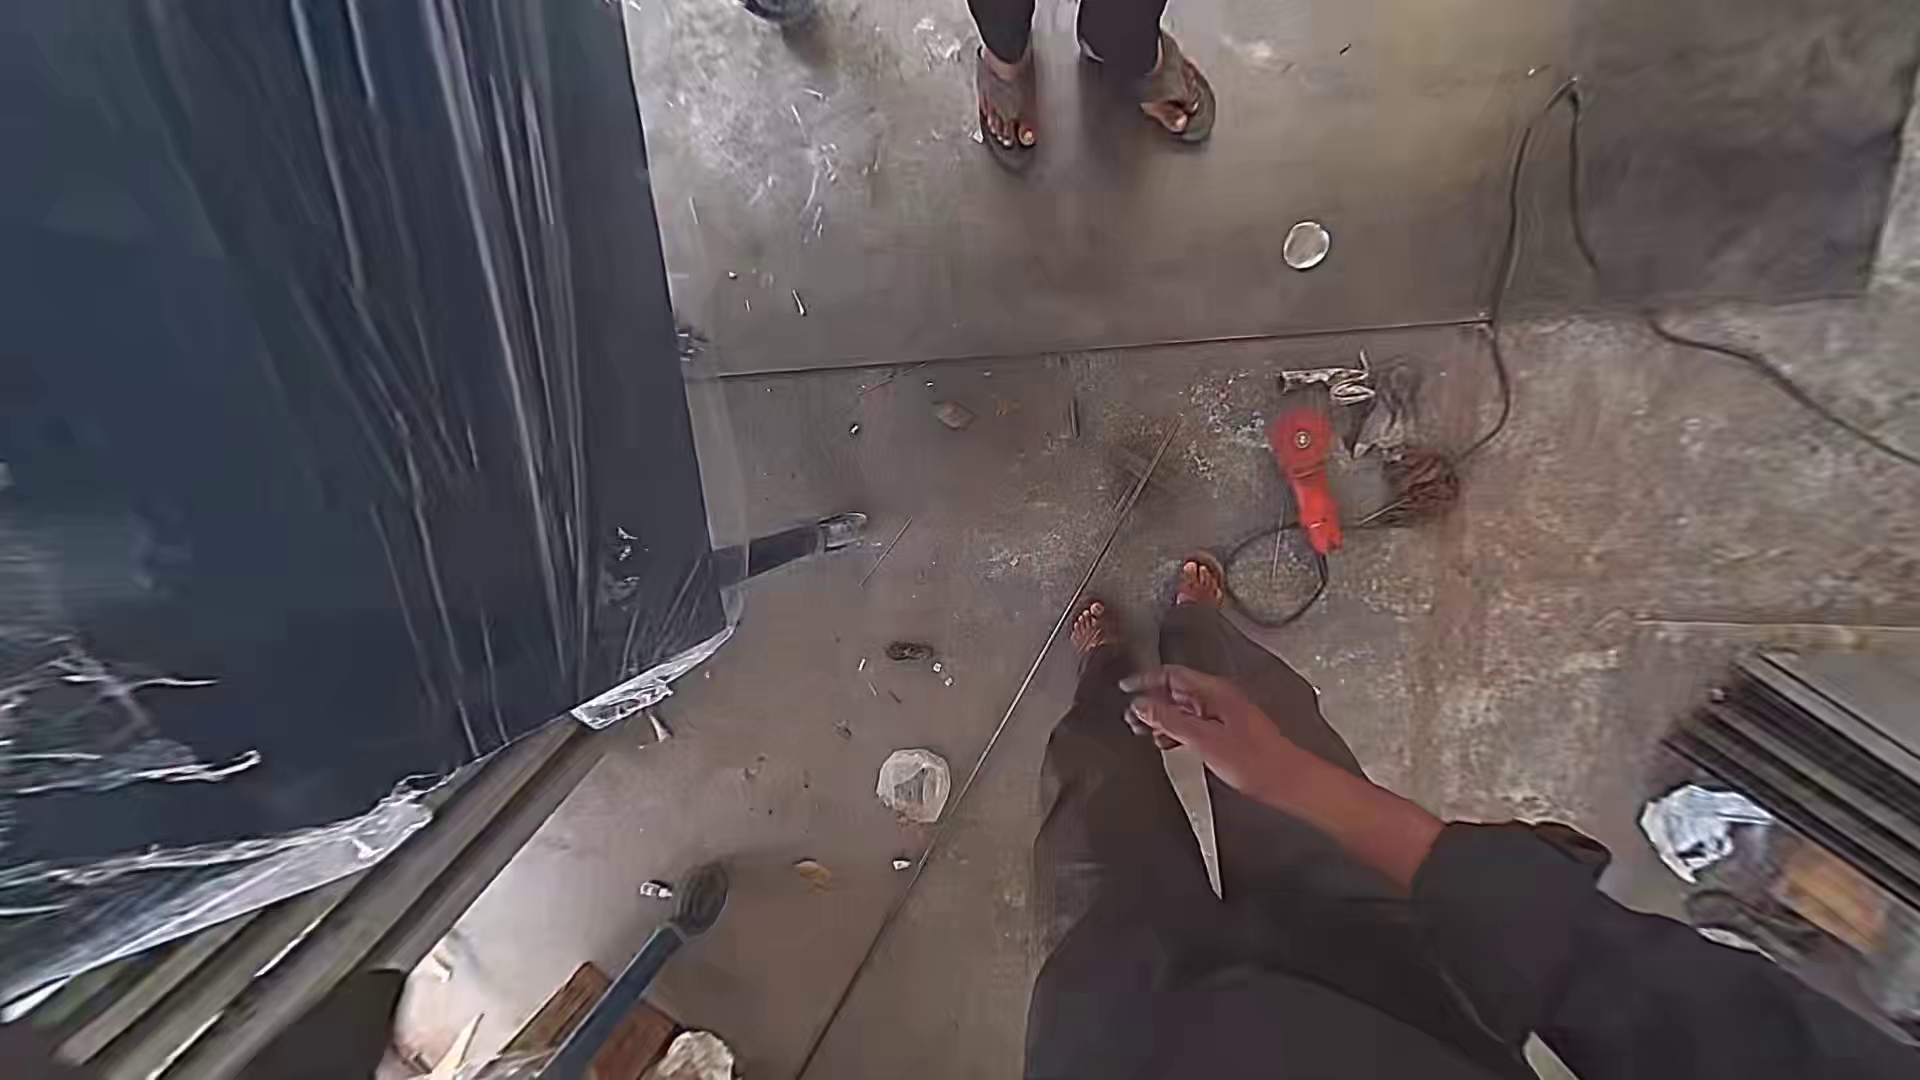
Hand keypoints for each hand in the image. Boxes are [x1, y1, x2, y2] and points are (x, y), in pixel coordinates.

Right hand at [1121, 665, 1303, 802]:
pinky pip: (1191, 723)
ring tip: (1142, 731)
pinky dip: (1175, 730)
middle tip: (1131, 716)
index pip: (1172, 674)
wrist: (1290, 783)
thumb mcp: (1204, 740)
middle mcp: (1217, 698)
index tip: (1126, 687)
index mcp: (1214, 692)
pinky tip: (1165, 742)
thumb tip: (1141, 704)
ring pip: (1182, 709)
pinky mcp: (1224, 731)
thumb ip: (1170, 720)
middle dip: (1150, 702)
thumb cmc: (1256, 761)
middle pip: (1175, 691)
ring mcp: (1221, 714)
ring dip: (1160, 718)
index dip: (1146, 679)